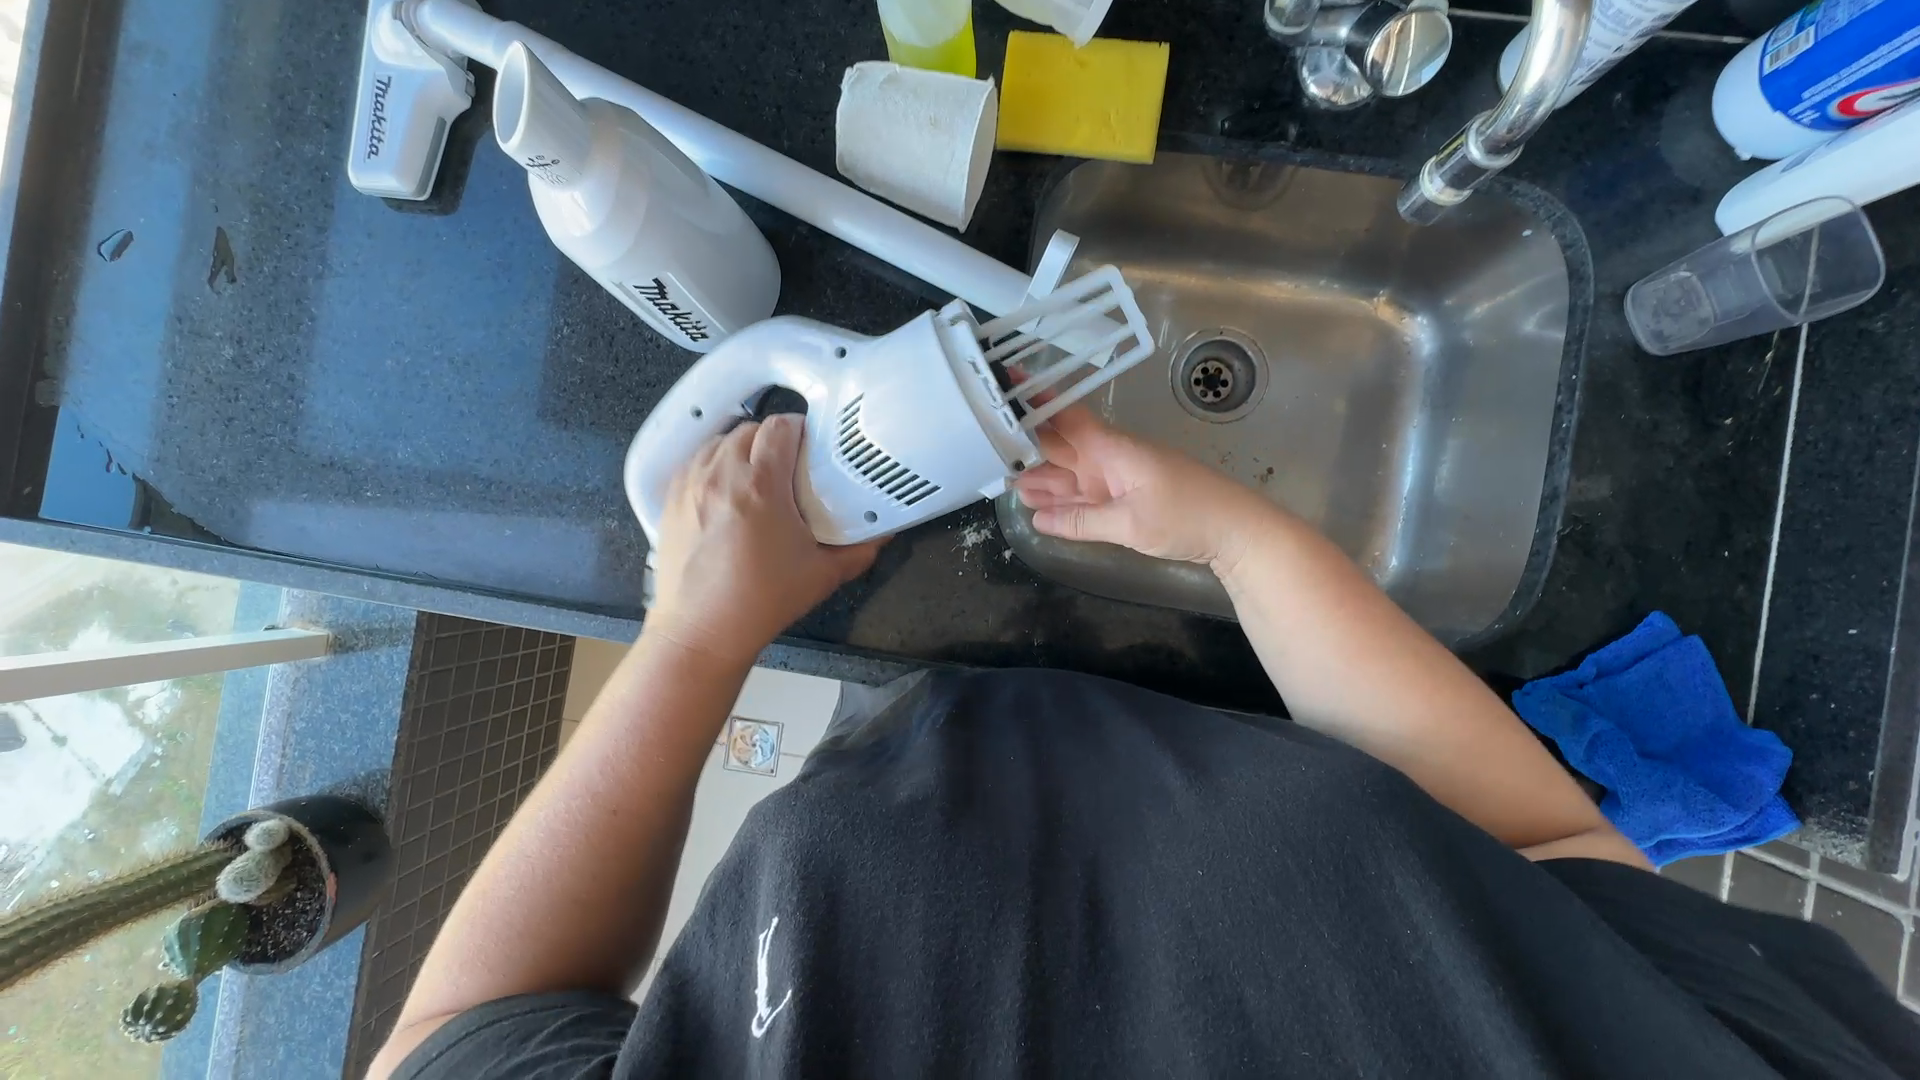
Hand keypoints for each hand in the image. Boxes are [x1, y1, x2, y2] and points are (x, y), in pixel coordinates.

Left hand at [646, 414, 883, 664]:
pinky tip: (724, 488)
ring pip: (717, 441)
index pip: (780, 427)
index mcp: (761, 484)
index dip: (800, 428)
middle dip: (771, 438)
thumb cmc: (764, 601)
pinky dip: (712, 464)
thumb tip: (883, 534)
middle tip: (789, 462)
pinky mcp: (669, 500)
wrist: (701, 631)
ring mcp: (690, 485)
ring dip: (740, 447)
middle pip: (749, 429)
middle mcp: (721, 474)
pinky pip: (693, 462)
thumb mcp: (822, 576)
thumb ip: (859, 551)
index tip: (811, 445)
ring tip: (756, 471)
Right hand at [1013, 407, 1273, 571]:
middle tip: (985, 448)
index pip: (1065, 417)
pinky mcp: (1122, 501)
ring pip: (1067, 474)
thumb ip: (1082, 520)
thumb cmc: (1188, 516)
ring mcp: (1115, 481)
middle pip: (1058, 446)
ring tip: (1003, 483)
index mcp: (1111, 450)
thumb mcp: (1130, 524)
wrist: (1235, 532)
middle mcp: (1108, 460)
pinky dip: (1060, 502)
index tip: (1005, 386)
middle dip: (1025, 447)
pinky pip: (1083, 497)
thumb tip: (1039, 518)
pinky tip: (1036, 506)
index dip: (1036, 401)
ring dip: (1038, 479)